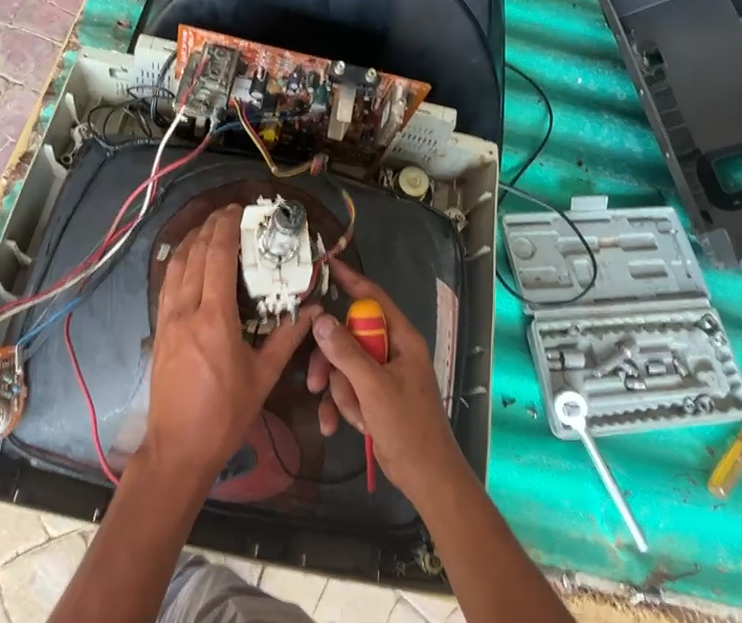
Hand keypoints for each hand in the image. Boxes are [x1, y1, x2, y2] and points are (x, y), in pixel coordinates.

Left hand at [144, 204, 317, 486]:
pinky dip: (177, 263)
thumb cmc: (225, 414)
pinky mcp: (158, 331)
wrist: (178, 447)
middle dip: (210, 227)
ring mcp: (167, 320)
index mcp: (214, 318)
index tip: (239, 211)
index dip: (227, 228)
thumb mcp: (263, 376)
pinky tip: (186, 261)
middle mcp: (186, 311)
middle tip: (228, 213)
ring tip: (207, 228)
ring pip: (175, 266)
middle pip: (195, 254)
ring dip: (190, 241)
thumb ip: (287, 338)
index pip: (219, 258)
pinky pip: (167, 285)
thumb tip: (314, 310)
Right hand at [305, 259, 464, 496]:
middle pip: (349, 336)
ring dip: (337, 391)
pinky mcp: (375, 396)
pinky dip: (341, 406)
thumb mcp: (374, 388)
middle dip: (332, 362)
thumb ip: (347, 353)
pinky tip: (335, 426)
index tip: (327, 266)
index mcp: (403, 340)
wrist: (426, 476)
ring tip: (343, 415)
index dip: (351, 281)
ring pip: (344, 365)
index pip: (373, 298)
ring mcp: (384, 375)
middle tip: (315, 381)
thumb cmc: (408, 428)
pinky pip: (347, 389)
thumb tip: (321, 320)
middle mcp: (393, 351)